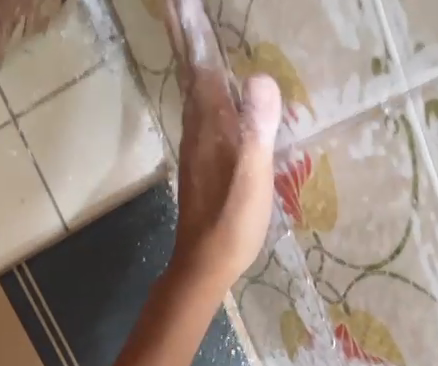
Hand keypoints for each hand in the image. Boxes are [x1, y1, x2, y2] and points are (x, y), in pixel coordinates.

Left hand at [164, 0, 280, 287]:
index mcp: (211, 130)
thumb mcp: (252, 179)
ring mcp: (197, 152)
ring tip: (193, 37)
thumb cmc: (231, 226)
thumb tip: (257, 78)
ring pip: (193, 96)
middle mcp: (198, 134)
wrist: (203, 268)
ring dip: (192, 64)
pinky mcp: (202, 167)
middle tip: (179, 7)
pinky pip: (200, 115)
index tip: (182, 2)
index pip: (202, 71)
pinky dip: (201, 92)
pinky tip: (209, 96)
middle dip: (187, 41)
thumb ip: (256, 130)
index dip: (195, 36)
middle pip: (191, 78)